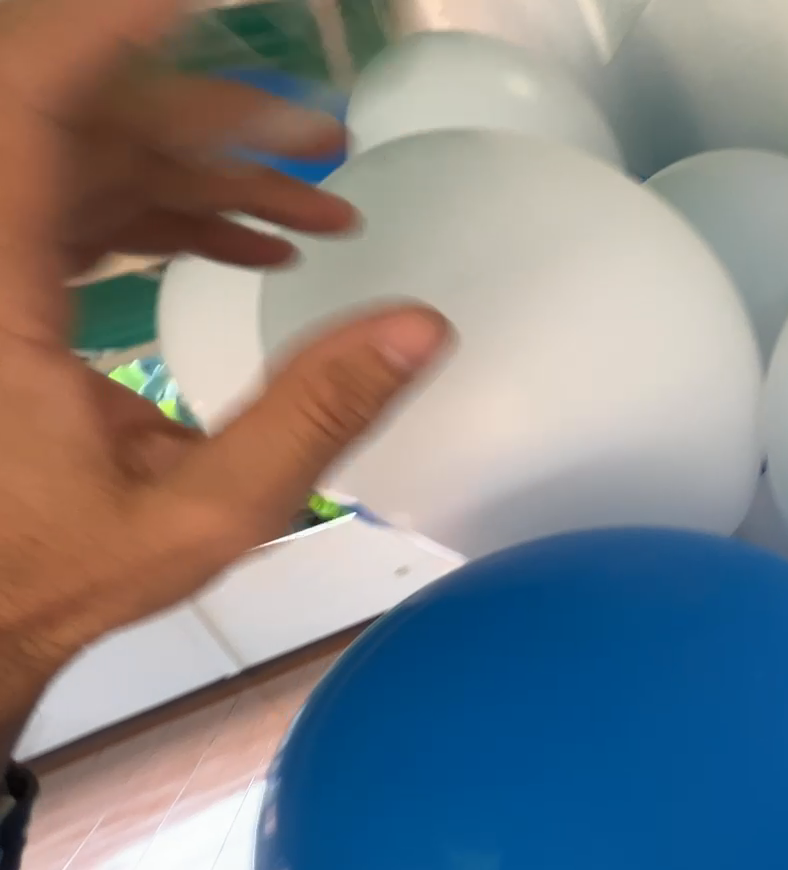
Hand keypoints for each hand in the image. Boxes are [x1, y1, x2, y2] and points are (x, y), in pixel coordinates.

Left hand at [0, 0, 449, 743]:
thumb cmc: (60, 571)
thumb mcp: (218, 506)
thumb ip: (319, 413)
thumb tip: (425, 325)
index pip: (33, 105)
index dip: (112, 35)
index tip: (207, 4)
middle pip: (77, 123)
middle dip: (211, 119)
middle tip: (327, 138)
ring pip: (82, 160)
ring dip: (208, 172)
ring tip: (322, 207)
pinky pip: (78, 207)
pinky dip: (174, 213)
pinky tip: (258, 246)